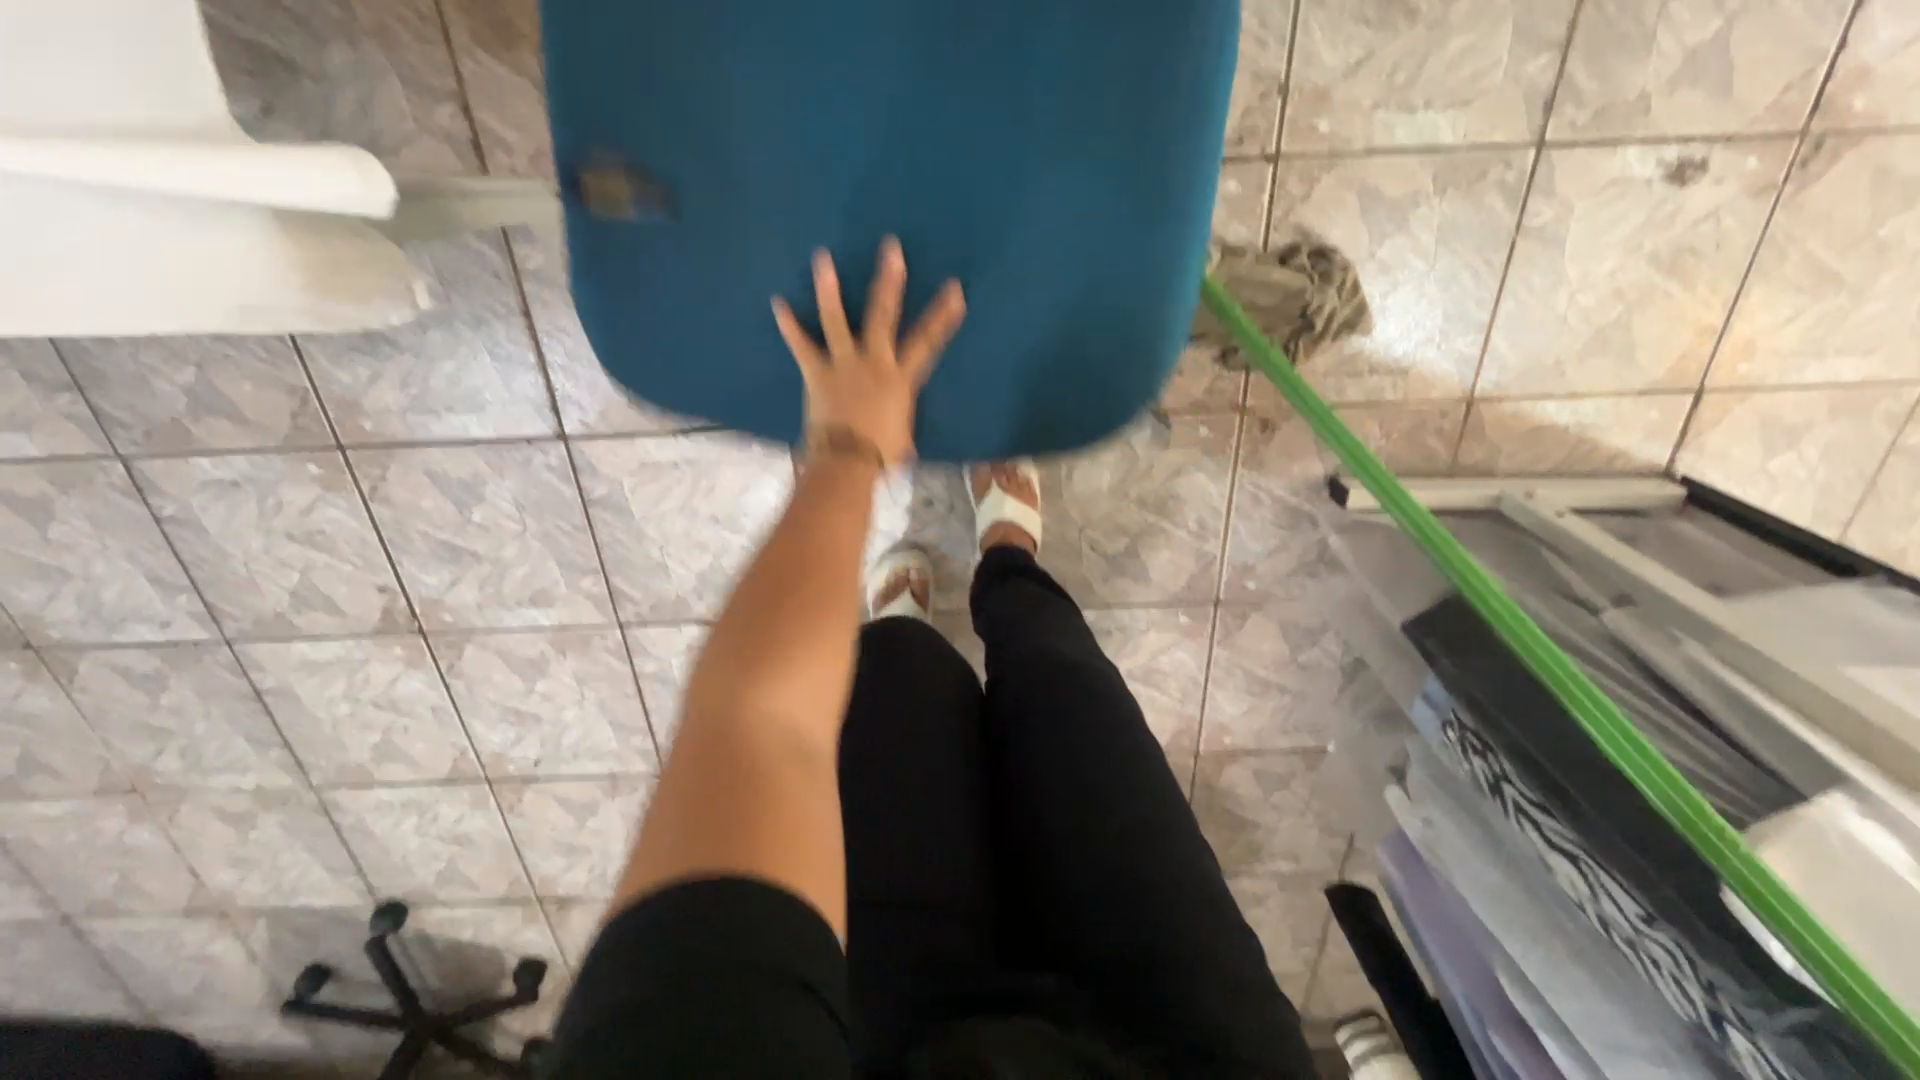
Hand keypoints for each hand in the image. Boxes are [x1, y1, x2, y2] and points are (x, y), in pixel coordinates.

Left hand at [773, 237, 965, 465]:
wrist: (848, 461)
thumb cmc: (881, 454)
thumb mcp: (902, 438)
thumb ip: (901, 425)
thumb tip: (902, 442)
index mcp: (901, 379)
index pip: (928, 341)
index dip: (943, 315)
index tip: (955, 289)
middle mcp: (874, 362)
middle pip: (884, 315)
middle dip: (889, 280)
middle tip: (891, 248)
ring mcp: (843, 364)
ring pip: (836, 320)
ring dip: (829, 289)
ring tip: (823, 258)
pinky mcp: (817, 373)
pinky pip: (801, 346)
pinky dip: (790, 326)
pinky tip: (778, 303)